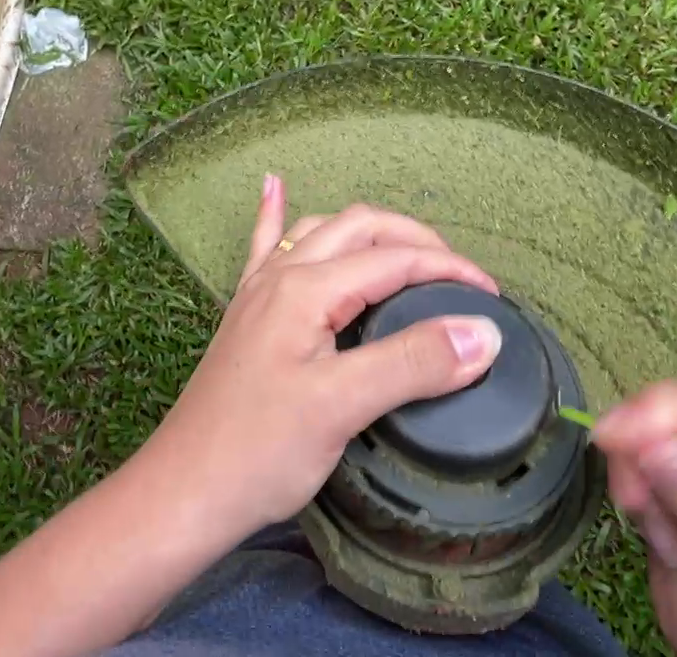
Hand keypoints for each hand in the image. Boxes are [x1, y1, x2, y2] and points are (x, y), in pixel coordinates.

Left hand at [136, 175, 505, 541]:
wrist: (183, 491)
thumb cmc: (259, 451)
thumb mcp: (343, 406)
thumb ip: (413, 362)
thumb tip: (484, 332)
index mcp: (305, 288)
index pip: (392, 259)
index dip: (448, 269)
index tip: (492, 296)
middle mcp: (280, 275)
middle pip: (358, 228)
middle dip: (413, 240)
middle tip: (458, 276)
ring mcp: (257, 291)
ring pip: (319, 233)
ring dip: (365, 231)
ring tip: (404, 245)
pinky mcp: (245, 313)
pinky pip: (265, 246)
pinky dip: (275, 212)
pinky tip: (273, 185)